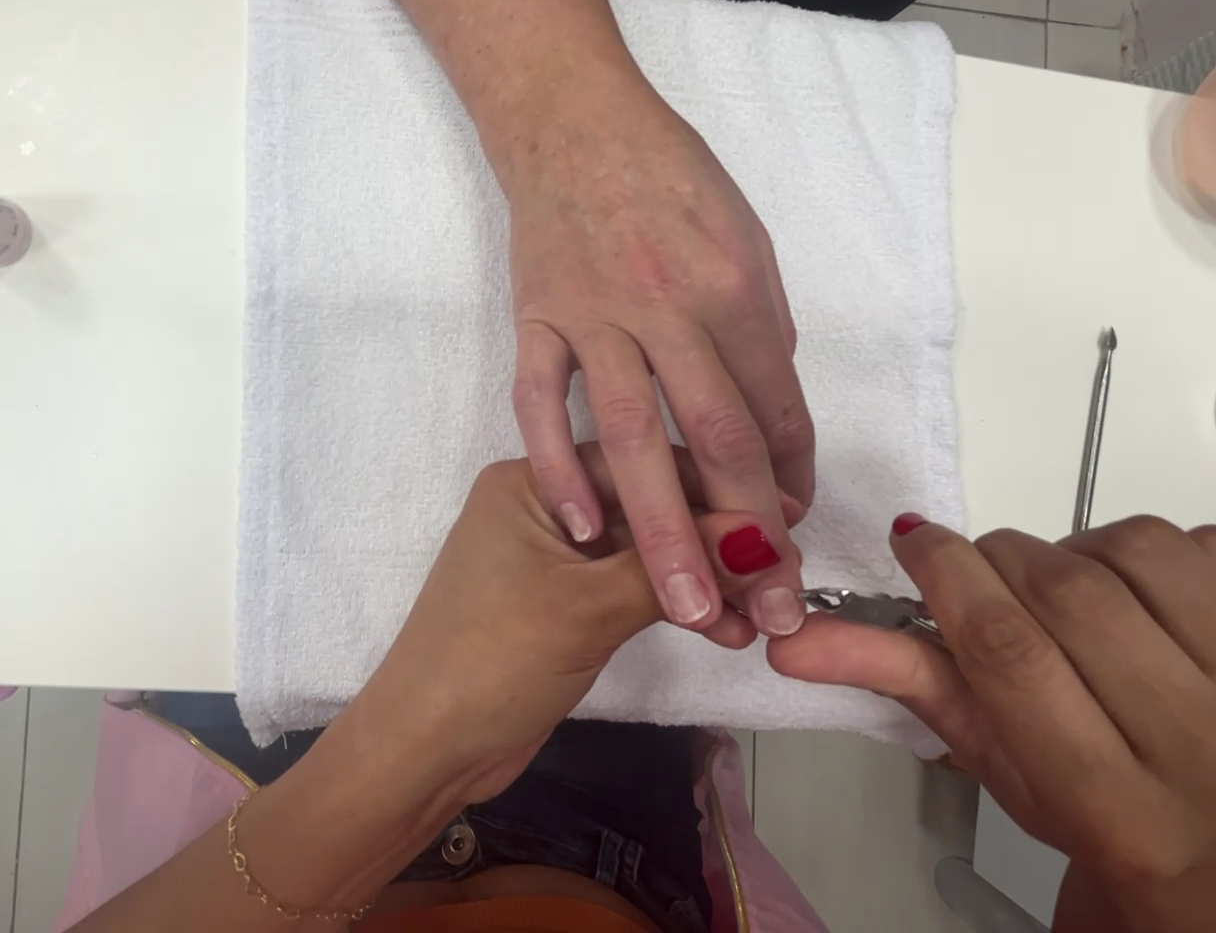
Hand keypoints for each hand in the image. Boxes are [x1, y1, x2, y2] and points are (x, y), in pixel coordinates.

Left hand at [354, 453, 796, 804]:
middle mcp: (544, 506)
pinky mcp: (564, 603)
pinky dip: (674, 606)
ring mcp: (554, 558)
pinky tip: (724, 629)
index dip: (713, 492)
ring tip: (760, 616)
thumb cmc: (495, 656)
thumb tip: (765, 538)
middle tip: (783, 575)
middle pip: (646, 510)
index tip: (786, 517)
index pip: (638, 466)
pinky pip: (631, 590)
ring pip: (645, 555)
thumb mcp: (589, 606)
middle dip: (714, 546)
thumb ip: (677, 567)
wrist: (429, 749)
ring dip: (701, 583)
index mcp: (532, 481)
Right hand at [501, 80, 813, 644]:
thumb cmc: (670, 177)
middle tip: (768, 615)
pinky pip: (540, 405)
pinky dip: (560, 468)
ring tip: (686, 609)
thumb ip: (760, 331)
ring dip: (661, 529)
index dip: (793, 480)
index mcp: (734, 286)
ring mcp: (592, 318)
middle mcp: (668, 307)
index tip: (793, 532)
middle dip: (748, 534)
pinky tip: (584, 530)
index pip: (776, 408)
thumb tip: (769, 420)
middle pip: (715, 438)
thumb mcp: (744, 237)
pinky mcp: (534, 322)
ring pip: (631, 438)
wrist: (574, 124)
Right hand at [768, 515, 1215, 925]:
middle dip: (1008, 558)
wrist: (1210, 846)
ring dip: (1084, 551)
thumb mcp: (968, 740)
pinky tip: (1157, 603)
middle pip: (1071, 593)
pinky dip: (1168, 555)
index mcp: (1111, 799)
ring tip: (1081, 591)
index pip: (1007, 648)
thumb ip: (884, 674)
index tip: (918, 542)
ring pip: (1144, 551)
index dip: (947, 571)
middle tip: (996, 571)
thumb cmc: (1066, 791)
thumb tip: (785, 637)